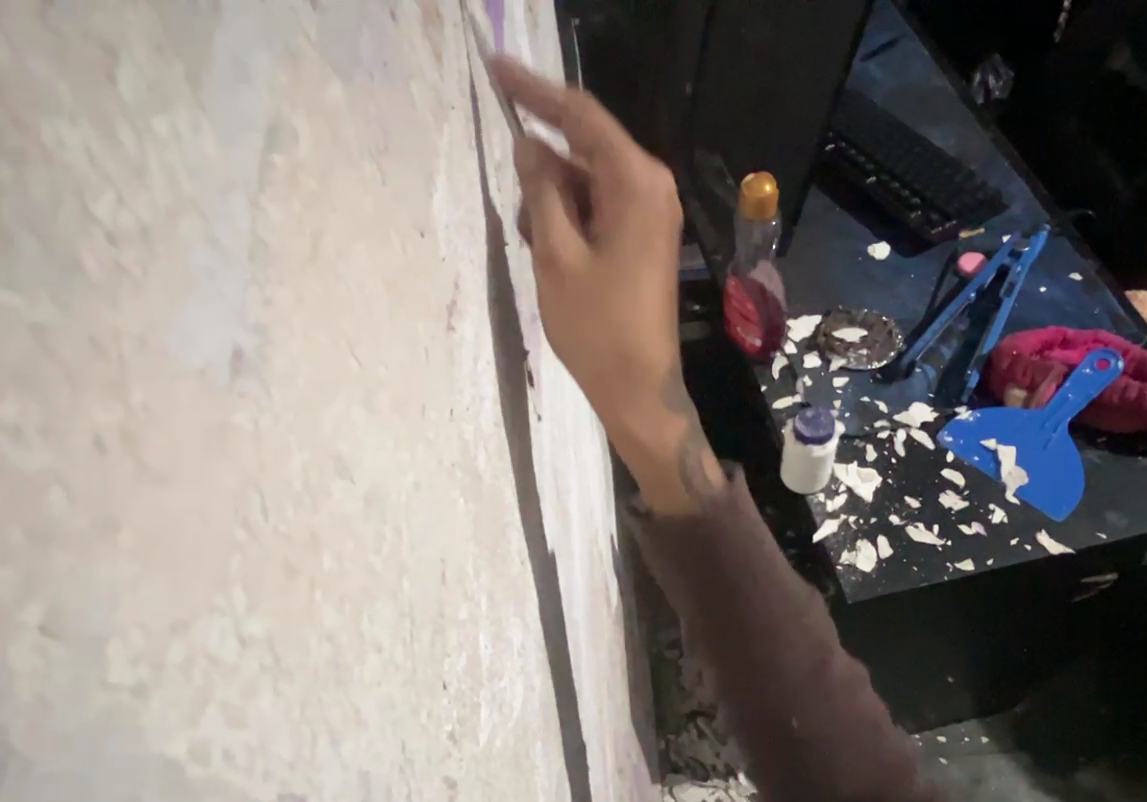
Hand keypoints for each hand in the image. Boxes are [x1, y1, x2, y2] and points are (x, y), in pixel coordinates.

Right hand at [491, 57, 722, 513]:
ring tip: (537, 250)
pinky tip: (553, 256)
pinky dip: (570, 221)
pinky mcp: (644, 239)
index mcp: (636, 182)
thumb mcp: (556, 256)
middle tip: (522, 216)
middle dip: (544, 172)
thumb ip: (541, 191)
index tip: (495, 69)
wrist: (638, 388)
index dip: (535, 92)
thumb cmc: (596, 327)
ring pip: (588, 183)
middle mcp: (650, 187)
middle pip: (584, 150)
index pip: (580, 116)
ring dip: (554, 203)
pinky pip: (599, 209)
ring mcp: (650, 214)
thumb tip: (530, 145)